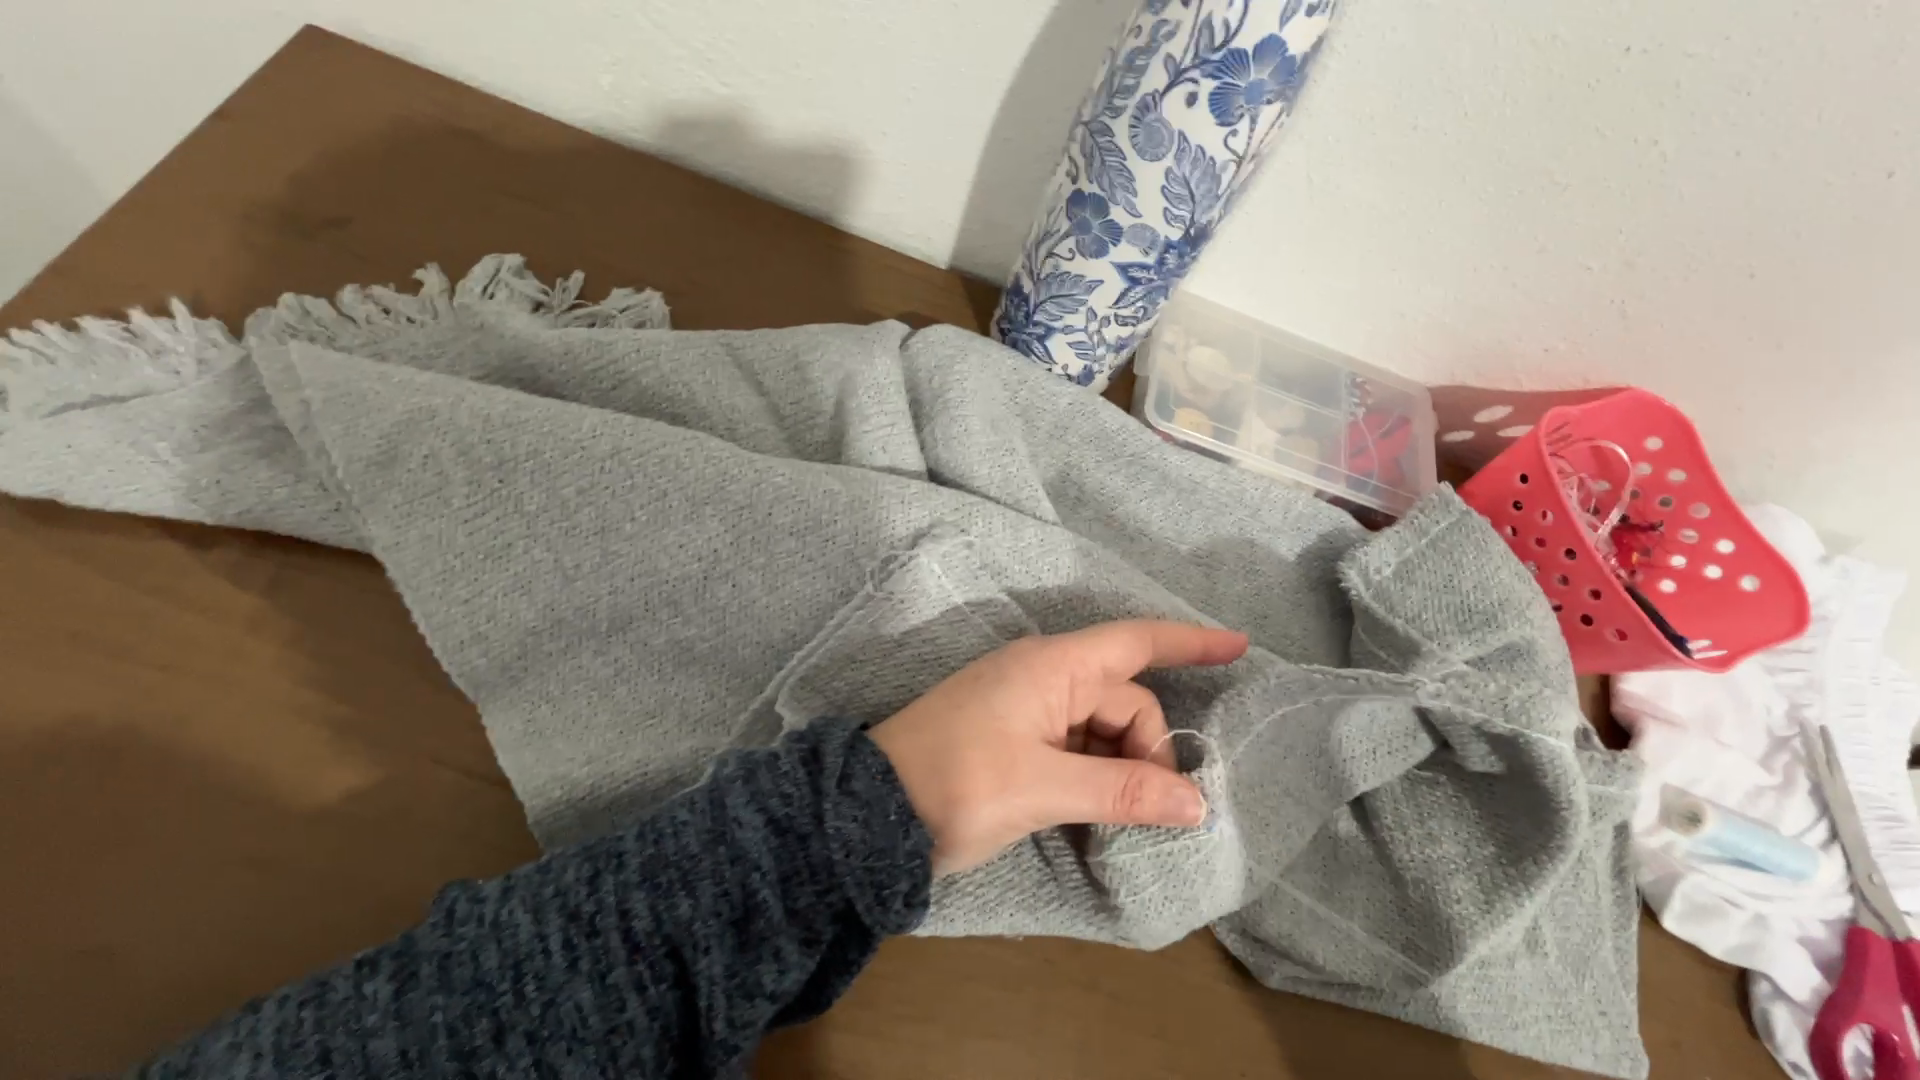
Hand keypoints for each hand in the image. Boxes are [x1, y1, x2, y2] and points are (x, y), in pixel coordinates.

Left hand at [867, 619, 1248, 876]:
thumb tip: (1195, 802)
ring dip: (1120, 768)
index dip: (1188, 642)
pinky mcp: (1012, 738)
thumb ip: (1121, 790)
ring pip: (1100, 729)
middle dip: (1147, 749)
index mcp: (1051, 667)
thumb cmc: (954, 785)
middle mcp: (1042, 677)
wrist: (868, 811)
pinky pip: (1072, 747)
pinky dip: (1093, 776)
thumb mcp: (1042, 788)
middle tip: (1147, 809)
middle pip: (1123, 701)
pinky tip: (1094, 813)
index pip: (1135, 642)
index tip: (1239, 644)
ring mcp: (1025, 708)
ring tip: (1115, 818)